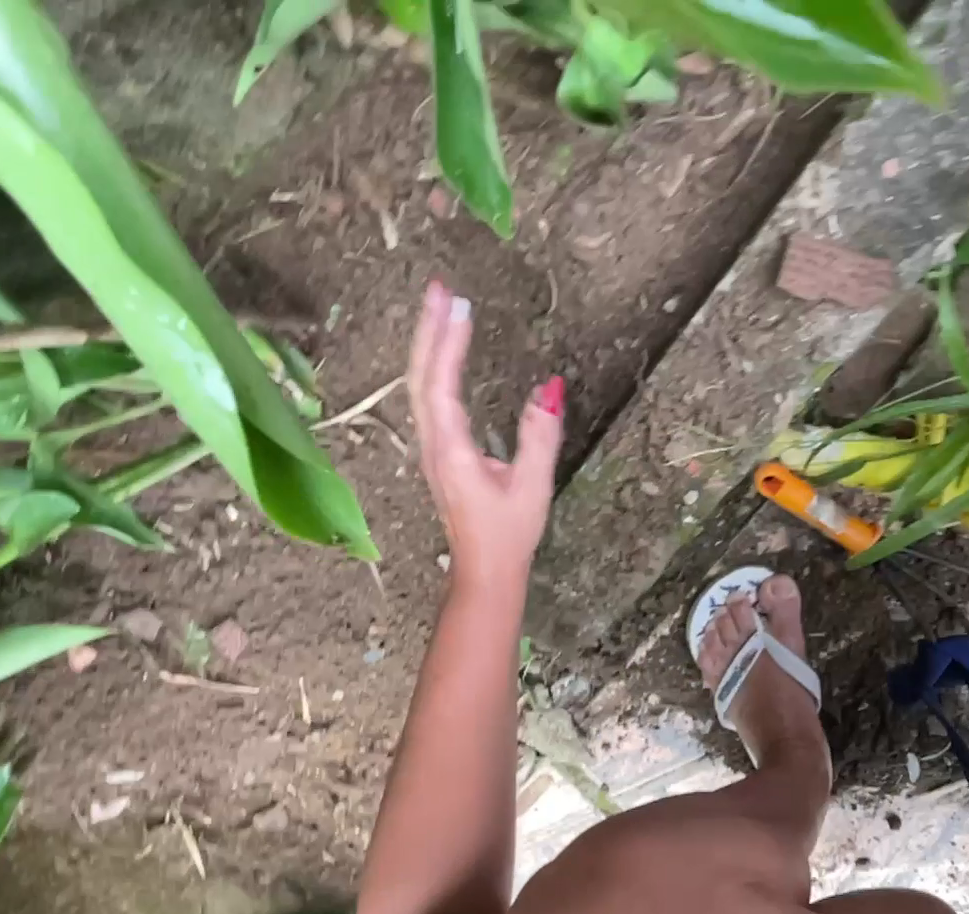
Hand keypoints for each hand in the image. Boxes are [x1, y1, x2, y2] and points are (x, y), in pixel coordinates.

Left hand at [408, 279, 564, 592]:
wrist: (485, 571)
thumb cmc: (508, 534)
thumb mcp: (532, 487)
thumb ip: (539, 438)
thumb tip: (548, 389)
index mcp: (452, 451)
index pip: (441, 385)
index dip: (447, 342)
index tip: (457, 303)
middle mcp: (433, 445)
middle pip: (420, 377)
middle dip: (429, 330)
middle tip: (439, 288)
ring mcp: (432, 449)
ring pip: (421, 387)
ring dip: (429, 345)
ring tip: (442, 310)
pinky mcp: (439, 454)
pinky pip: (429, 400)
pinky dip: (435, 367)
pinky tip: (445, 354)